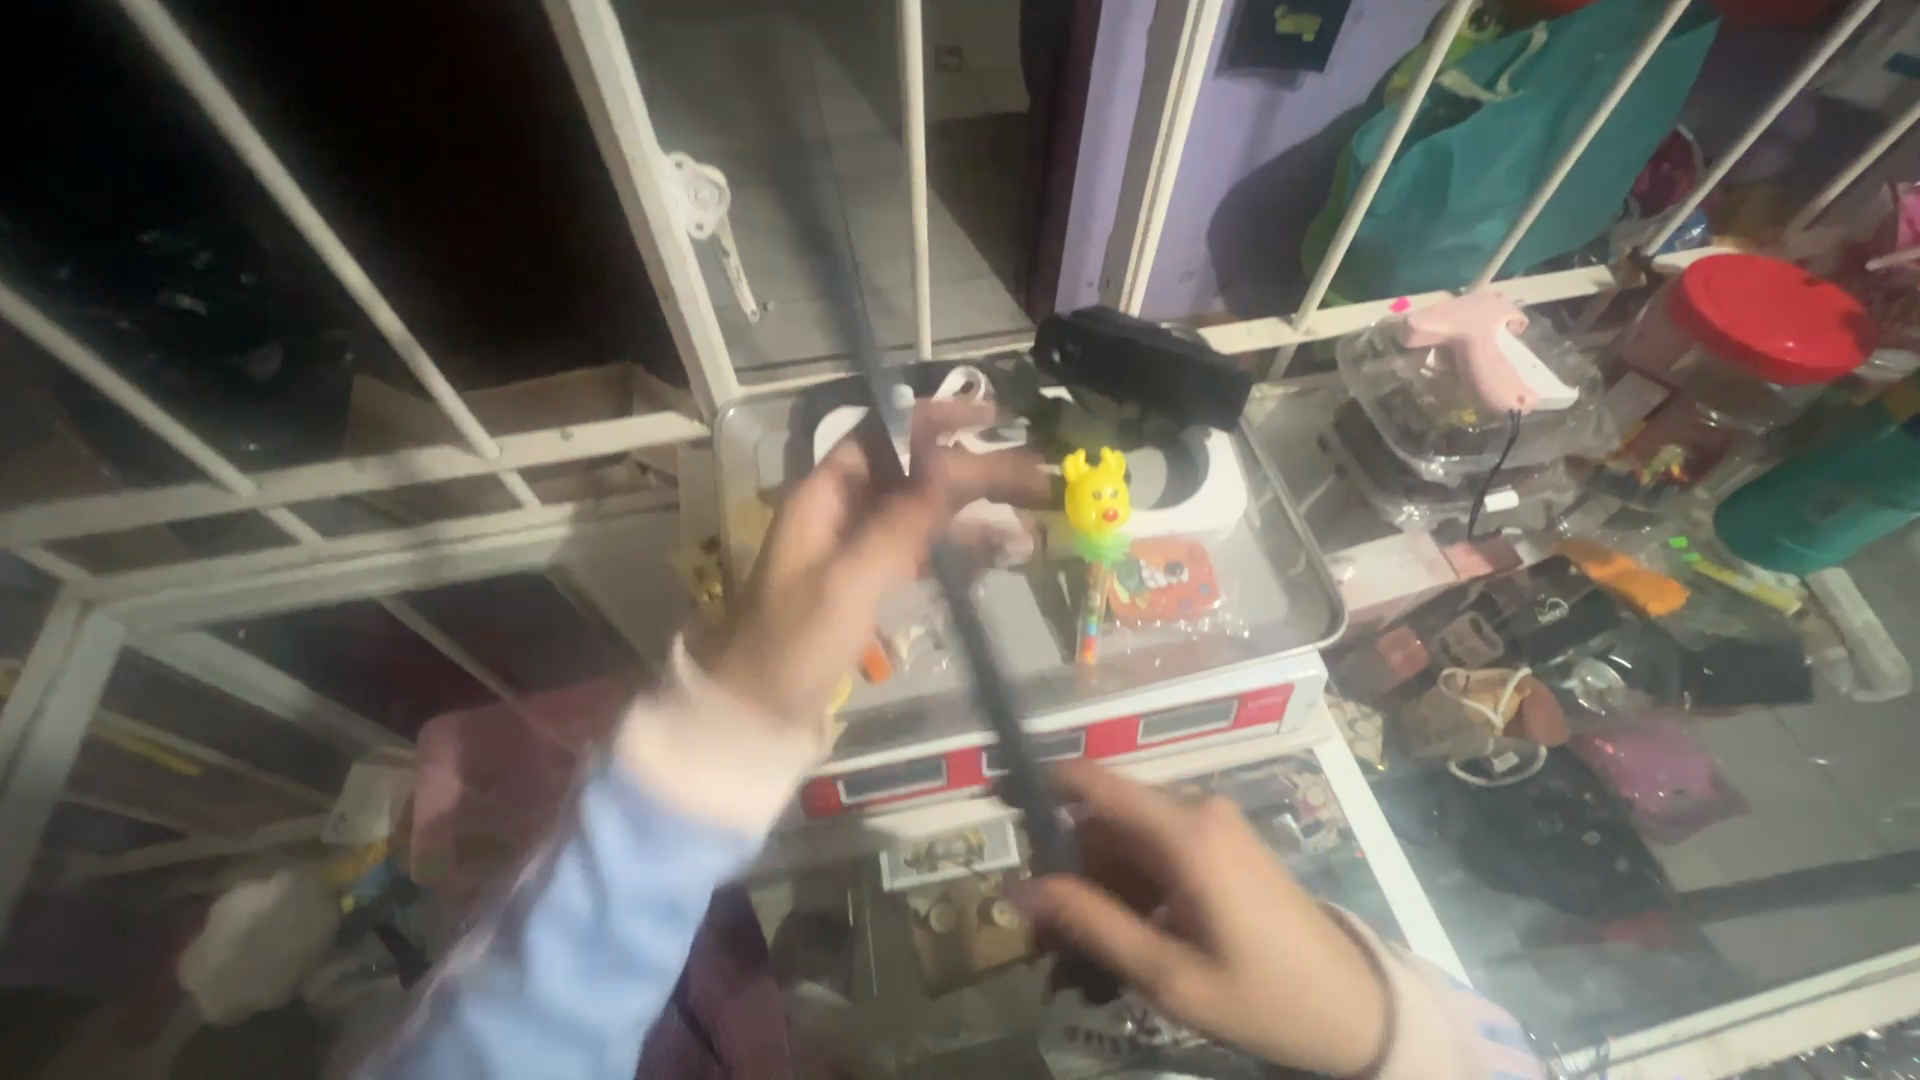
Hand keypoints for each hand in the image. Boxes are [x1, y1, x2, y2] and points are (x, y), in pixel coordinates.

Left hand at [703, 400, 1048, 724]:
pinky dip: (962, 551)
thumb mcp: (847, 582)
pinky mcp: (875, 584)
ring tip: (1032, 516)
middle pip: (915, 475)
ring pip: (926, 514)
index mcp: (824, 496)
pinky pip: (925, 553)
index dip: (933, 421)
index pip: (882, 436)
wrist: (758, 712)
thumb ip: (900, 525)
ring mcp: (861, 549)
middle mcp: (844, 512)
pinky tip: (1002, 553)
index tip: (988, 419)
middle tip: (1034, 476)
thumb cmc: (793, 644)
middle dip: (973, 472)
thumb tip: (950, 467)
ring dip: (976, 513)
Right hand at [1027, 762, 1390, 1076]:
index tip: (995, 796)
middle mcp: (1194, 810)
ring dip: (1097, 886)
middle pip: (1104, 821)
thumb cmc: (1264, 997)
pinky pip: (1156, 850)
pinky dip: (1130, 886)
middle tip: (1044, 935)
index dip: (1038, 781)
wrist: (1359, 1009)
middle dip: (1066, 870)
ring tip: (1081, 953)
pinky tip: (1125, 937)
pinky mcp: (1221, 842)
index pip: (1093, 781)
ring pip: (1126, 839)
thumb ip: (1091, 924)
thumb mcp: (1168, 974)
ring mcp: (1211, 824)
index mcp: (1183, 832)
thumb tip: (1020, 889)